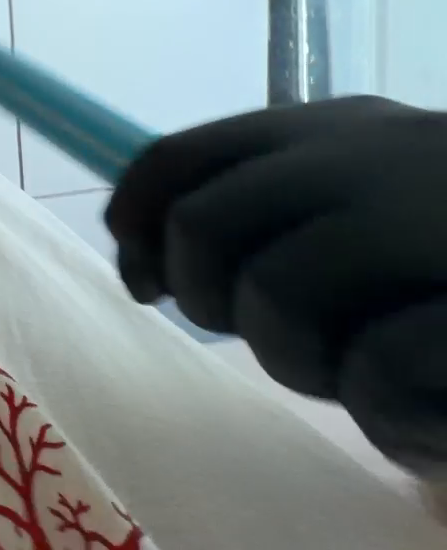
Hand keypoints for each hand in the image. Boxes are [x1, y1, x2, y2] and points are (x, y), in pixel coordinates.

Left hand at [107, 95, 446, 473]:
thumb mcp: (359, 204)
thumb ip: (259, 214)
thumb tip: (145, 269)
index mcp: (329, 128)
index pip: (177, 159)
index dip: (134, 224)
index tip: (142, 285)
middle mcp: (379, 156)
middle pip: (206, 227)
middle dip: (205, 298)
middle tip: (256, 340)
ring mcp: (443, 225)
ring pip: (279, 295)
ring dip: (291, 360)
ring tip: (347, 383)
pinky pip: (384, 365)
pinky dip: (378, 410)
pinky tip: (410, 422)